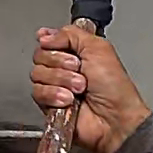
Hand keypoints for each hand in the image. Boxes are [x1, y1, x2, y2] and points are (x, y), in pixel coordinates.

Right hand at [30, 25, 151, 152]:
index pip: (47, 39)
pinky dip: (54, 95)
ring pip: (37, 73)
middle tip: (80, 71)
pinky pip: (37, 92)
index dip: (51, 42)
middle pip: (40, 55)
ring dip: (61, 80)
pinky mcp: (47, 104)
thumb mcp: (98, 48)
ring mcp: (53, 86)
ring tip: (79, 90)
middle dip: (61, 63)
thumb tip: (44, 35)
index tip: (62, 46)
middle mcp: (61, 67)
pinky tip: (69, 101)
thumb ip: (70, 34)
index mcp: (74, 52)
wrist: (114, 118)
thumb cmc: (114, 87)